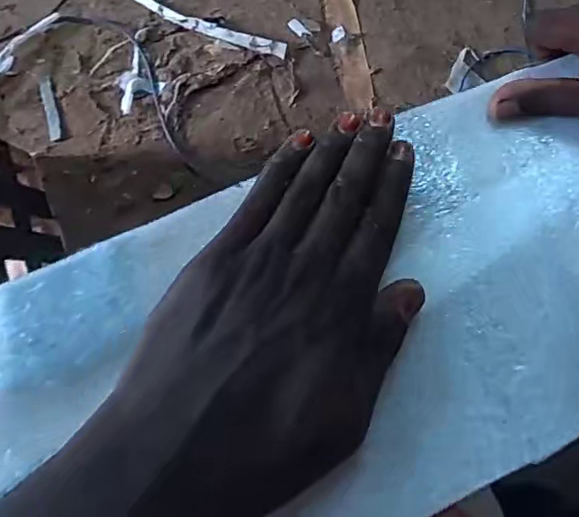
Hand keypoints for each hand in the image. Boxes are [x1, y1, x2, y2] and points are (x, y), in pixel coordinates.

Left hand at [0, 111, 422, 516]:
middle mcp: (308, 267)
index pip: (377, 227)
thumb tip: (413, 288)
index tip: (404, 151)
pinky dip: (281, 167)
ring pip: (306, 188)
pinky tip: (299, 144)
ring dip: (331, 150)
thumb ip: (381, 348)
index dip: (393, 184)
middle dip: (368, 153)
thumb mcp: (344, 416)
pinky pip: (258, 199)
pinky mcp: (217, 257)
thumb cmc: (264, 446)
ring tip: (351, 120)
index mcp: (342, 304)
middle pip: (345, 196)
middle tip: (384, 118)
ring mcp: (260, 257)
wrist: (165, 460)